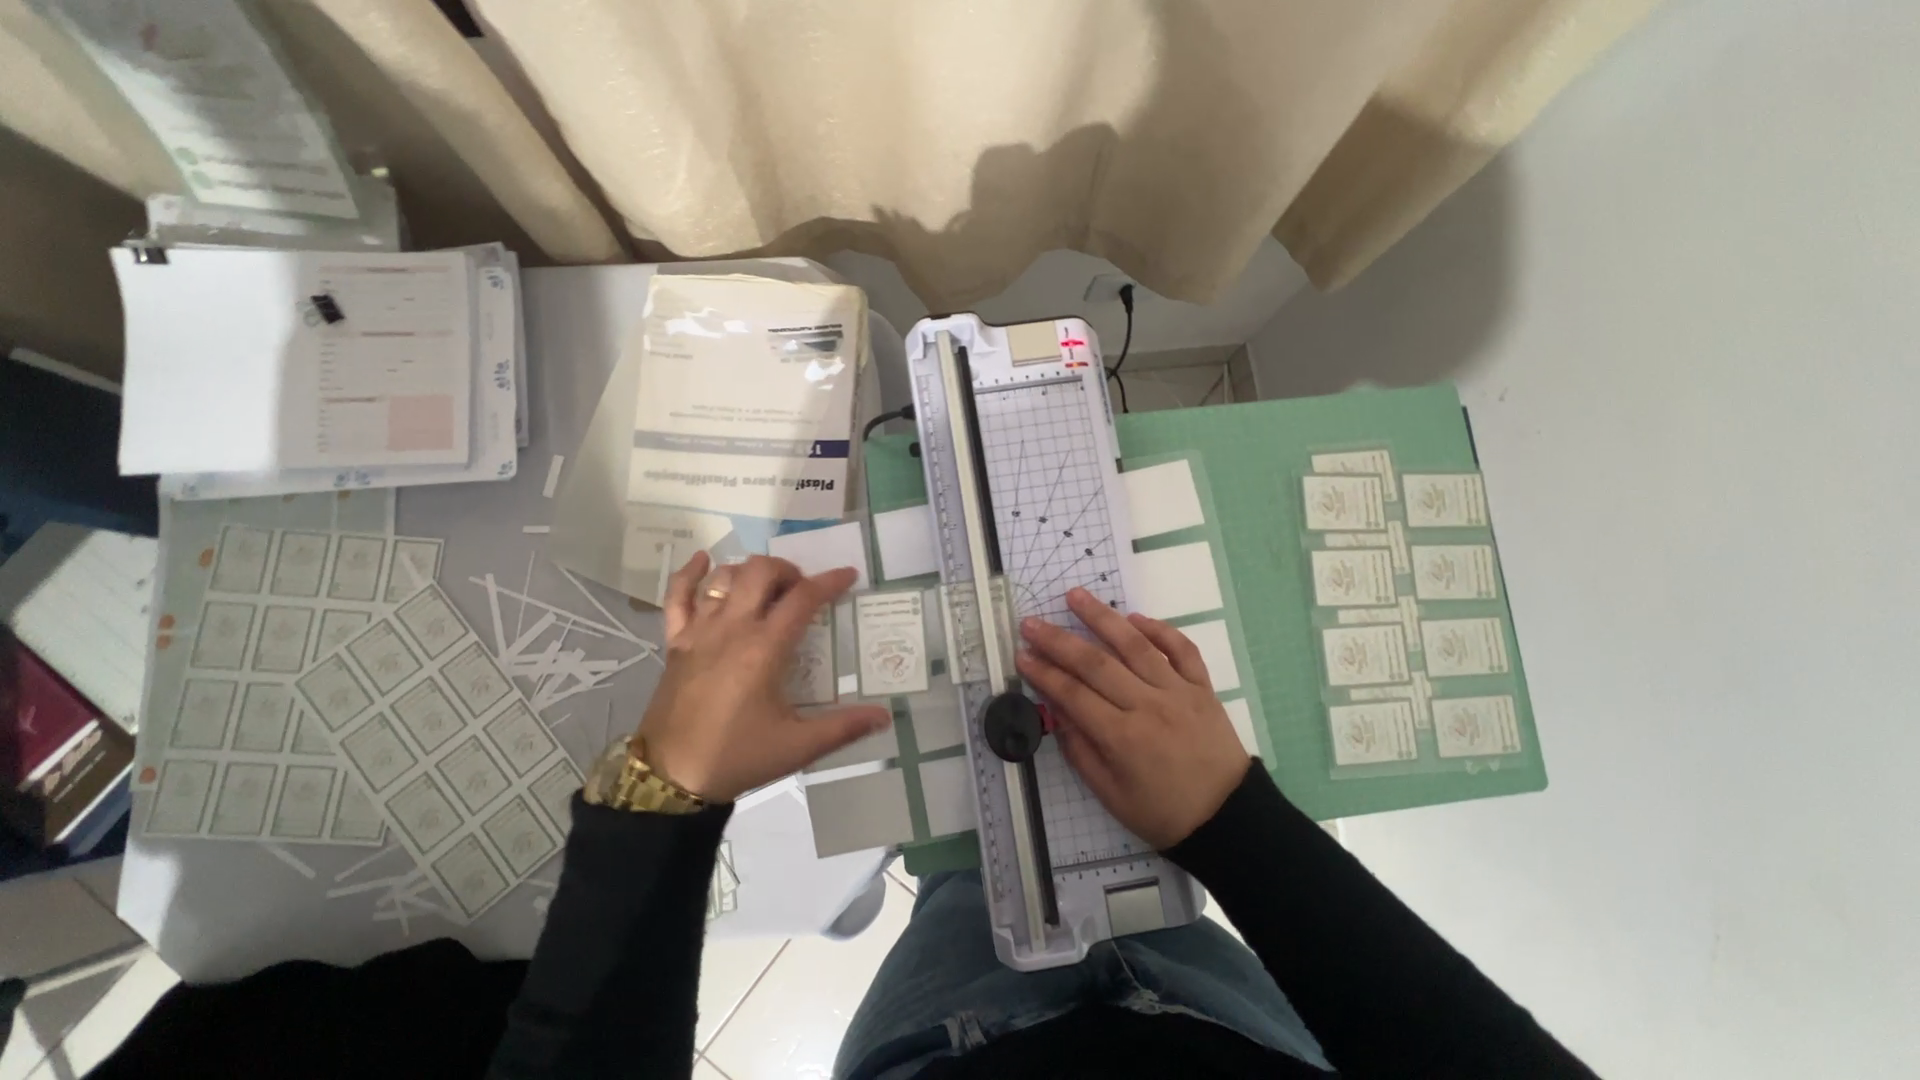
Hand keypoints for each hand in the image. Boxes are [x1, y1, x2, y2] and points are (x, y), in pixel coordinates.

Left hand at [636, 551, 890, 802]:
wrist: (670, 777)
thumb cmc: (737, 757)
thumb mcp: (797, 747)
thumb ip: (844, 727)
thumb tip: (884, 716)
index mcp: (764, 649)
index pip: (803, 598)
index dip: (829, 582)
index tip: (848, 576)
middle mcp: (732, 628)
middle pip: (761, 572)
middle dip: (788, 570)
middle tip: (803, 591)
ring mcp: (700, 631)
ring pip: (725, 577)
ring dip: (751, 572)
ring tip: (768, 587)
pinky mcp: (676, 641)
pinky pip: (677, 595)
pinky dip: (690, 573)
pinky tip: (703, 561)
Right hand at [1016, 587, 1249, 848]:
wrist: (1229, 819)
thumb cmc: (1164, 814)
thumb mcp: (1111, 795)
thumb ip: (1080, 751)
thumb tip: (1056, 712)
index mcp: (1123, 738)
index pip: (1073, 695)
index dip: (1044, 673)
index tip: (1021, 655)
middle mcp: (1148, 706)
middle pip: (1097, 664)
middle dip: (1059, 640)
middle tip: (1032, 623)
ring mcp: (1178, 692)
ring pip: (1136, 645)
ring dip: (1103, 618)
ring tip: (1076, 596)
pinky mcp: (1202, 688)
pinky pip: (1181, 650)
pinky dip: (1159, 630)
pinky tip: (1135, 618)